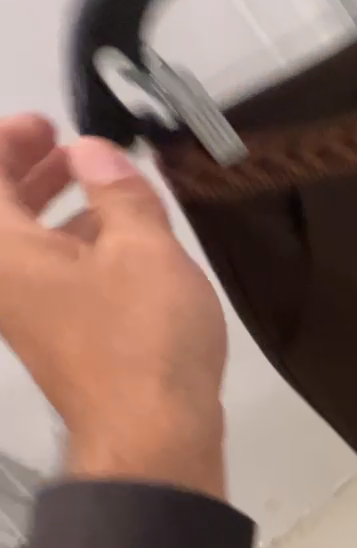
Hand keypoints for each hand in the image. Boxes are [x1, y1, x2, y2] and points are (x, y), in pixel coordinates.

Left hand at [0, 114, 227, 498]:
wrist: (150, 422)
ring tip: (108, 196)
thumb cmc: (143, 335)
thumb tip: (95, 151)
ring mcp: (23, 304)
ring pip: (26, 239)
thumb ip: (121, 197)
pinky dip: (78, 247)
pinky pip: (53, 270)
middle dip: (27, 172)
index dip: (9, 141)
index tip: (46, 125)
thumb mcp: (147, 254)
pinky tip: (126, 249)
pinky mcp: (57, 330)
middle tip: (70, 150)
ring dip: (59, 210)